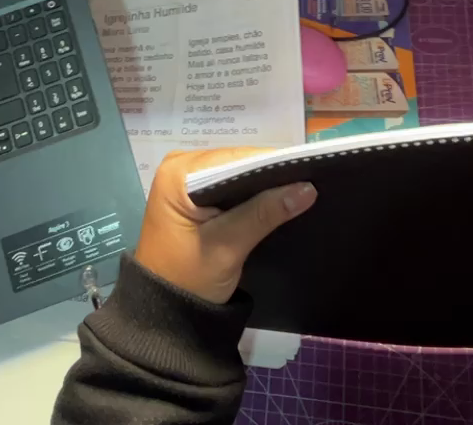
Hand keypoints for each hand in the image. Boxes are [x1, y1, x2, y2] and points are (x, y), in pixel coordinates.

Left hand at [133, 148, 316, 302]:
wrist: (164, 313)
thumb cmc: (189, 279)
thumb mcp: (228, 246)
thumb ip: (264, 213)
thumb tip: (307, 188)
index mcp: (178, 173)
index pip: (233, 158)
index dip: (270, 164)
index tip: (306, 172)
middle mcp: (179, 165)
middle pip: (234, 162)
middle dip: (267, 174)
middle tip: (308, 182)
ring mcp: (184, 178)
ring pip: (234, 172)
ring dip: (261, 184)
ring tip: (298, 190)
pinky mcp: (192, 192)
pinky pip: (227, 184)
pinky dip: (248, 193)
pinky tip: (273, 200)